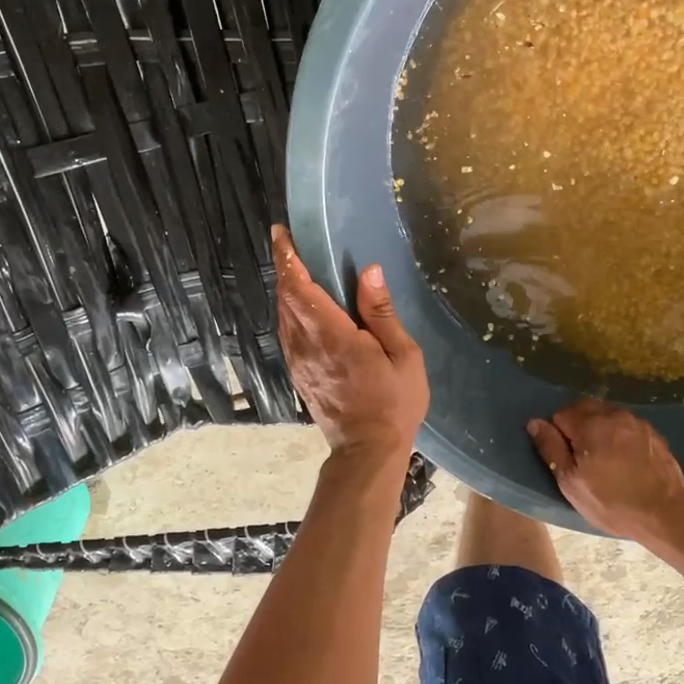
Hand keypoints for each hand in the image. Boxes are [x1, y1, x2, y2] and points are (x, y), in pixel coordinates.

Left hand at [274, 225, 427, 457]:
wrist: (367, 450)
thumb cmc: (394, 402)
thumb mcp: (403, 355)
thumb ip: (382, 313)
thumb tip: (369, 272)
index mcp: (332, 336)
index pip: (299, 288)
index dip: (288, 258)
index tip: (281, 233)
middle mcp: (306, 345)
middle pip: (286, 297)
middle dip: (286, 267)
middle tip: (293, 243)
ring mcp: (298, 361)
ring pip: (284, 315)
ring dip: (288, 289)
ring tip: (300, 269)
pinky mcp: (299, 374)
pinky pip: (289, 332)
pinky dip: (292, 311)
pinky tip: (305, 307)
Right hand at [526, 399, 683, 542]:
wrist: (664, 512)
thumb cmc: (611, 501)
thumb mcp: (571, 482)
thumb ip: (551, 448)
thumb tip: (534, 423)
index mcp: (590, 424)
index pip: (561, 414)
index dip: (558, 435)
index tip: (567, 459)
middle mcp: (613, 414)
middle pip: (585, 408)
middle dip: (578, 426)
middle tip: (581, 458)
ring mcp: (636, 421)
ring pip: (607, 414)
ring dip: (599, 428)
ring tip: (603, 459)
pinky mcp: (652, 432)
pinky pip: (626, 425)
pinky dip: (618, 435)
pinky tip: (624, 459)